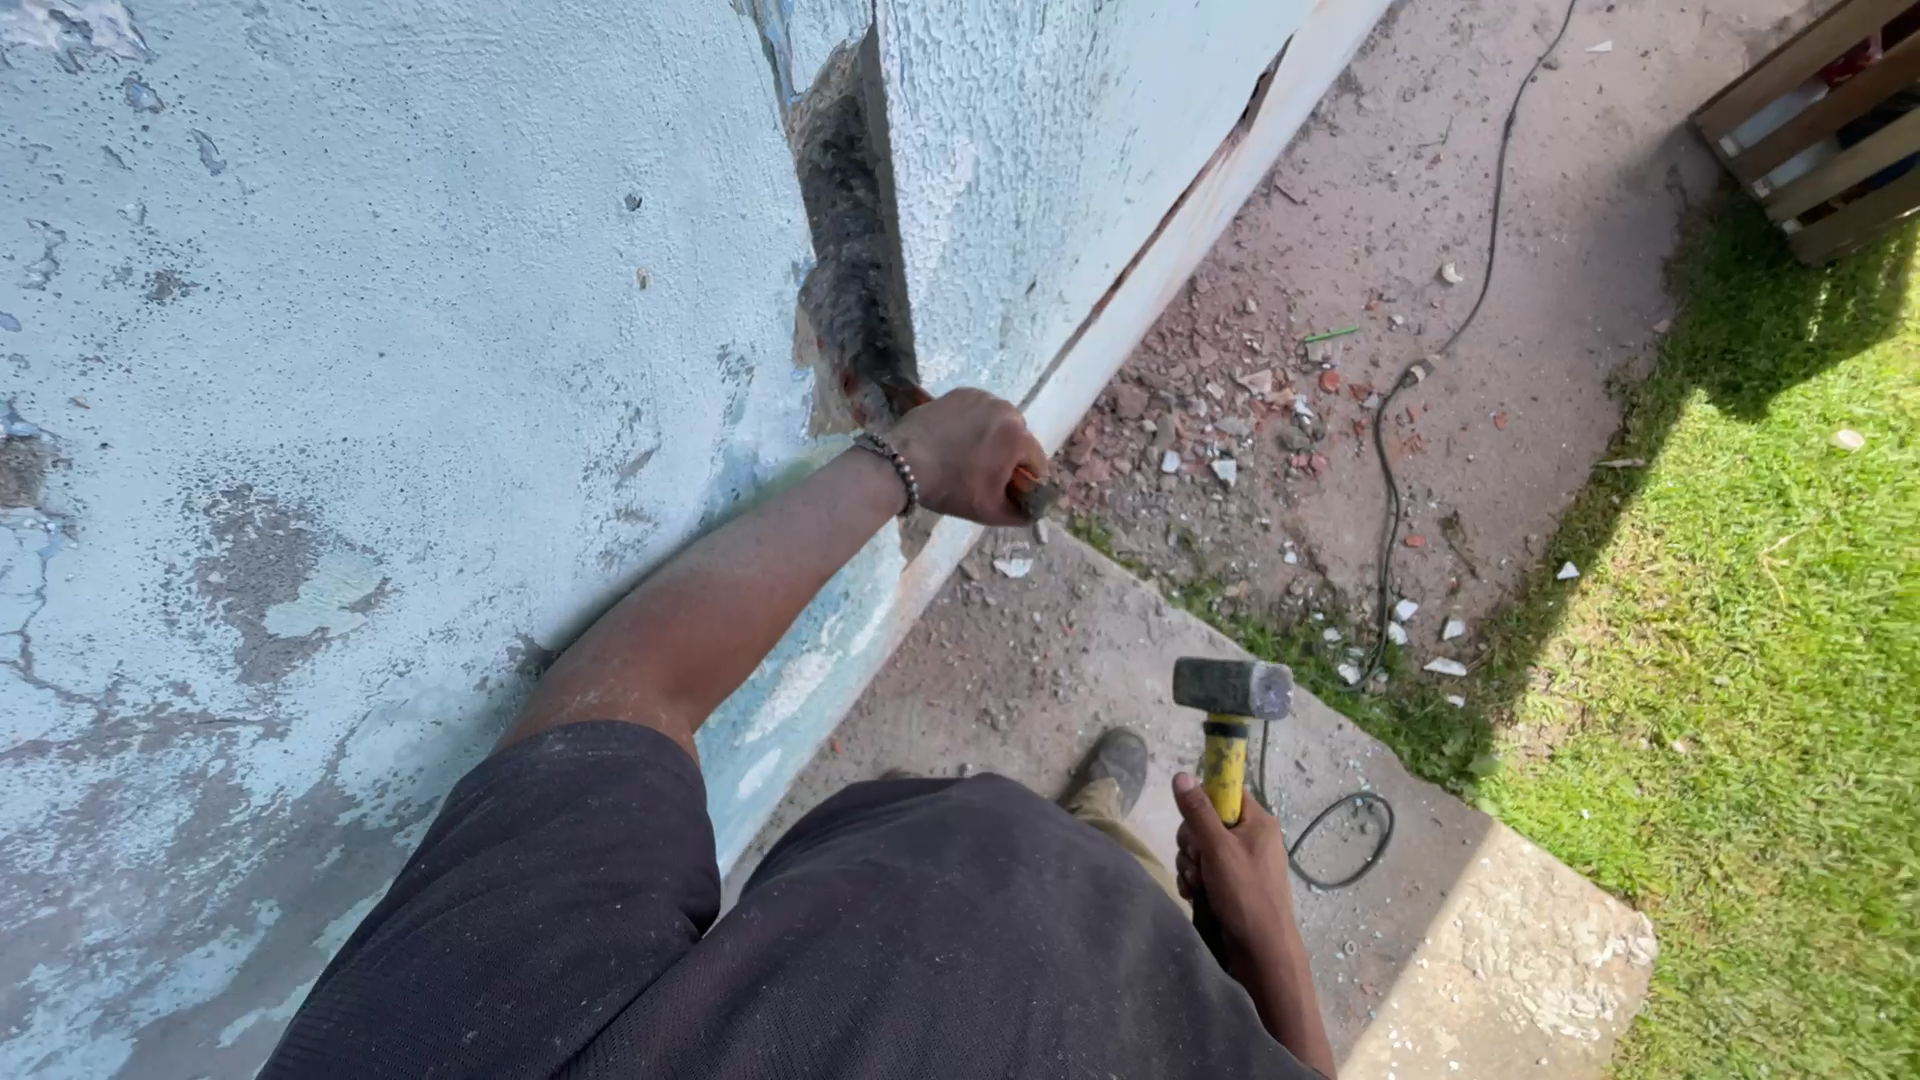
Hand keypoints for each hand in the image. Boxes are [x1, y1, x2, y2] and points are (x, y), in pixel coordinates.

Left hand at [885, 388, 1047, 525]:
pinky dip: (974, 423)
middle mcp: (1006, 410)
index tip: (1008, 489)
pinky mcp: (961, 392)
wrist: (903, 462)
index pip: (1037, 462)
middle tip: (984, 473)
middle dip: (1008, 456)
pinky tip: (956, 439)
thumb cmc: (950, 487)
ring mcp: (982, 397)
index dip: (1026, 480)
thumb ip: (1019, 513)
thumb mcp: (989, 511)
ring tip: (968, 455)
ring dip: (992, 437)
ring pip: (999, 422)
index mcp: (1018, 437)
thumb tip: (1032, 511)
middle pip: (1019, 439)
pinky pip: (979, 411)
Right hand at [1173, 772, 1298, 969]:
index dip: (1204, 800)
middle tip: (1197, 859)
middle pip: (1206, 819)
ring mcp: (1241, 861)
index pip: (1225, 791)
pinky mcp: (1232, 882)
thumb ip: (1197, 811)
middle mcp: (1251, 837)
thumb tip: (1181, 774)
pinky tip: (1194, 893)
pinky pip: (1203, 867)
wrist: (1262, 953)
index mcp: (1258, 821)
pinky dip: (1195, 878)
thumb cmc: (1245, 894)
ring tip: (1197, 883)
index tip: (1193, 818)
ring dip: (1190, 863)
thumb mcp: (1217, 848)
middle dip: (1192, 840)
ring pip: (1200, 846)